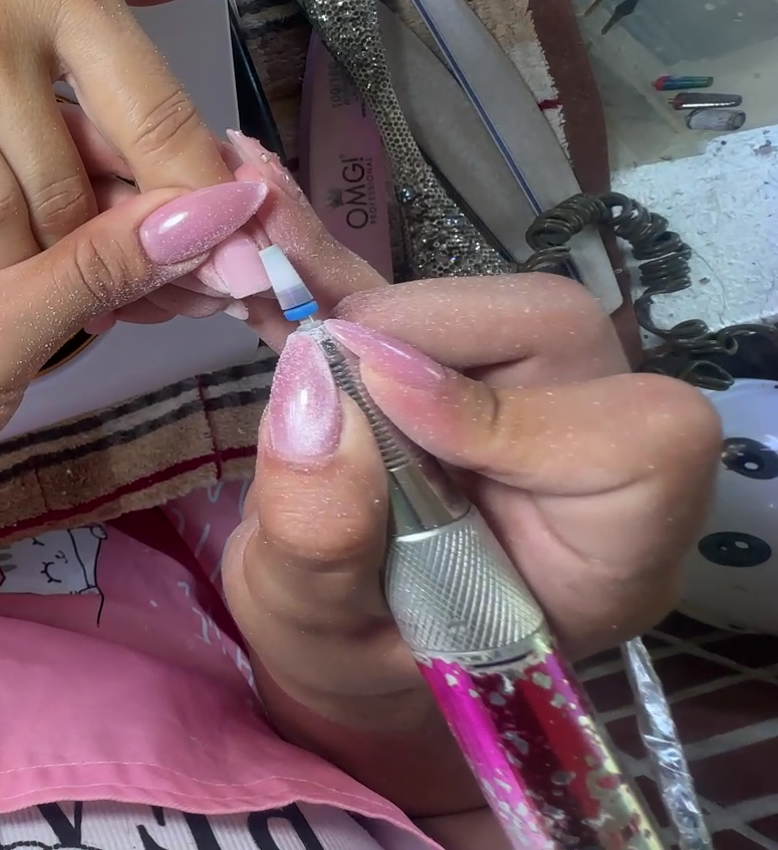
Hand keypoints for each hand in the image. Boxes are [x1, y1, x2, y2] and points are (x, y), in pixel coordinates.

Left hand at [0, 177, 269, 527]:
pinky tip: (168, 301)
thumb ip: (96, 267)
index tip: (238, 197)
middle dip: (157, 216)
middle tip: (240, 258)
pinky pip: (60, 267)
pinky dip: (114, 284)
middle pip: (71, 177)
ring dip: (145, 254)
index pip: (52, 132)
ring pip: (74, 225)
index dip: (150, 163)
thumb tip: (216, 205)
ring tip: (217, 288)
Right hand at [211, 174, 718, 818]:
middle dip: (422, 327)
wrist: (332, 638)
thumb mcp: (313, 621)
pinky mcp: (433, 372)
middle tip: (314, 352)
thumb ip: (321, 532)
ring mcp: (507, 404)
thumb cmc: (339, 654)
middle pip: (558, 336)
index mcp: (594, 549)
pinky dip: (327, 271)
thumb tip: (310, 391)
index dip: (500, 405)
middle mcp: (574, 459)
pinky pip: (397, 300)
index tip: (368, 401)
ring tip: (283, 313)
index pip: (630, 441)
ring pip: (484, 303)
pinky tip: (268, 243)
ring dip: (371, 297)